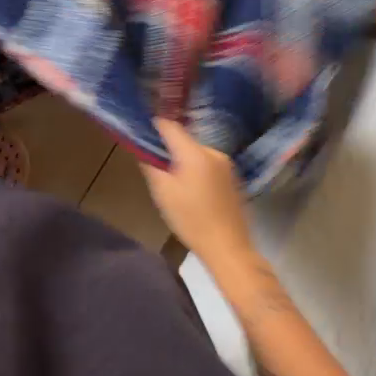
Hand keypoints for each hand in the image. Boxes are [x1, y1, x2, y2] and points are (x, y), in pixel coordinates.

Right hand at [140, 118, 252, 264]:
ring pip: (196, 152)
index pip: (170, 126)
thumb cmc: (191, 220)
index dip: (154, 127)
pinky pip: (208, 164)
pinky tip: (194, 192)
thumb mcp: (162, 193)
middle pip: (184, 140)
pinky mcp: (233, 177)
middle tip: (157, 167)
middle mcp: (213, 152)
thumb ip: (150, 165)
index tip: (142, 135)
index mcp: (195, 153)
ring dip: (184, 160)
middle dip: (169, 149)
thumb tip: (143, 149)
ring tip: (175, 183)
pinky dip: (197, 170)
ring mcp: (226, 165)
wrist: (229, 249)